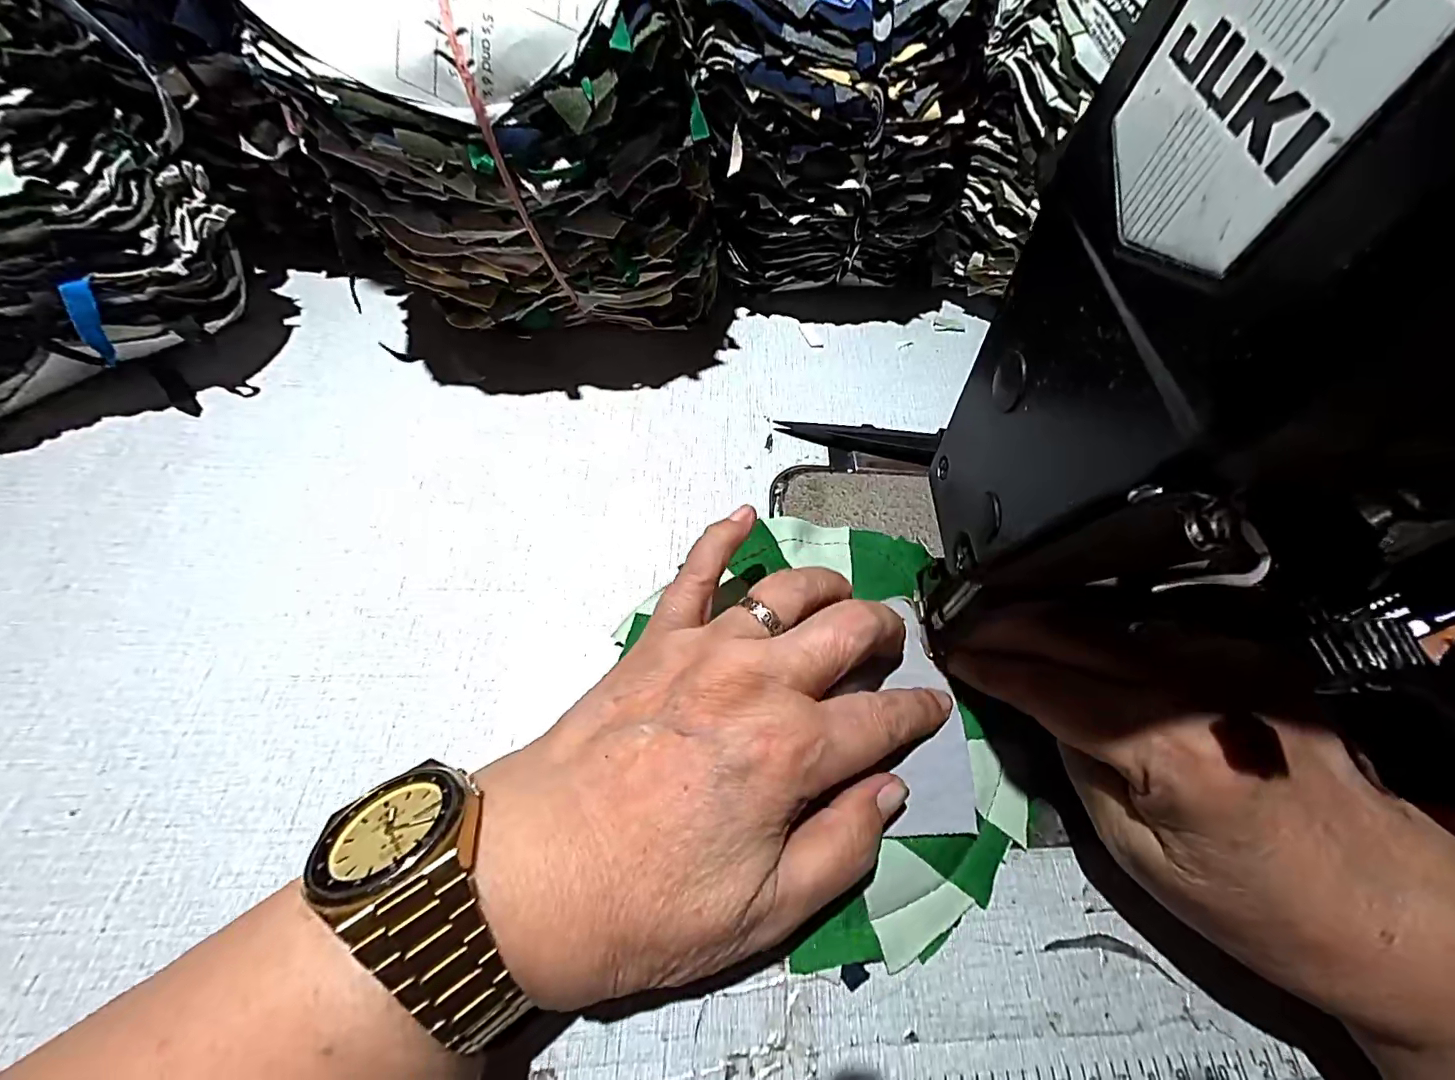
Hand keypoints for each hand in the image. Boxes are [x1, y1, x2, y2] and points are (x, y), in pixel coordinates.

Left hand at [467, 508, 950, 1010]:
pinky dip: (720, 537)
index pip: (886, 717)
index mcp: (793, 750)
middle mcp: (760, 683)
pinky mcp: (654, 641)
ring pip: (790, 589)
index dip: (921, 712)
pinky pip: (693, 572)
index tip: (935, 708)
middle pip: (852, 630)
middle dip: (888, 631)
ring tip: (841, 600)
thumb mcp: (764, 912)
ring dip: (830, 588)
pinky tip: (741, 515)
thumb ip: (845, 847)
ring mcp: (705, 651)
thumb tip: (889, 787)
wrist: (519, 885)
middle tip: (893, 645)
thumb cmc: (645, 906)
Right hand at [948, 605, 1454, 1050]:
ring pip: (1114, 618)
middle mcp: (1202, 683)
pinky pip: (1156, 627)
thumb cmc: (1255, 904)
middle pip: (1080, 631)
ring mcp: (1234, 658)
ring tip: (1002, 615)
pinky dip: (1101, 625)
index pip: (1054, 684)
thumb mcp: (1140, 858)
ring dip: (1052, 614)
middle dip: (1011, 620)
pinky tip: (1071, 625)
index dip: (995, 662)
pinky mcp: (1254, 653)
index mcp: (1168, 746)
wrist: (1381, 899)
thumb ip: (1084, 767)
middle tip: (963, 616)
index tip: (954, 647)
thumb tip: (1047, 710)